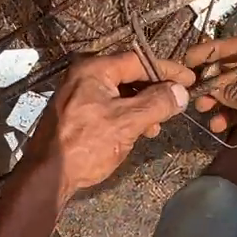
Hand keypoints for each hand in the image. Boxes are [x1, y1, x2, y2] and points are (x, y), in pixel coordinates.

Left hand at [25, 51, 192, 197]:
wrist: (48, 175)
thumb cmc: (85, 146)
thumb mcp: (127, 123)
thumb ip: (157, 104)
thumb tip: (180, 93)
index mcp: (93, 69)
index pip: (139, 61)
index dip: (167, 71)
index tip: (189, 80)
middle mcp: (82, 76)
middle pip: (129, 76)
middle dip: (154, 92)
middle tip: (176, 105)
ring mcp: (77, 95)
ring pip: (119, 94)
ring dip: (142, 108)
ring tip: (156, 127)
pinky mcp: (75, 114)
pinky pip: (108, 107)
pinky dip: (126, 116)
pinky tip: (137, 132)